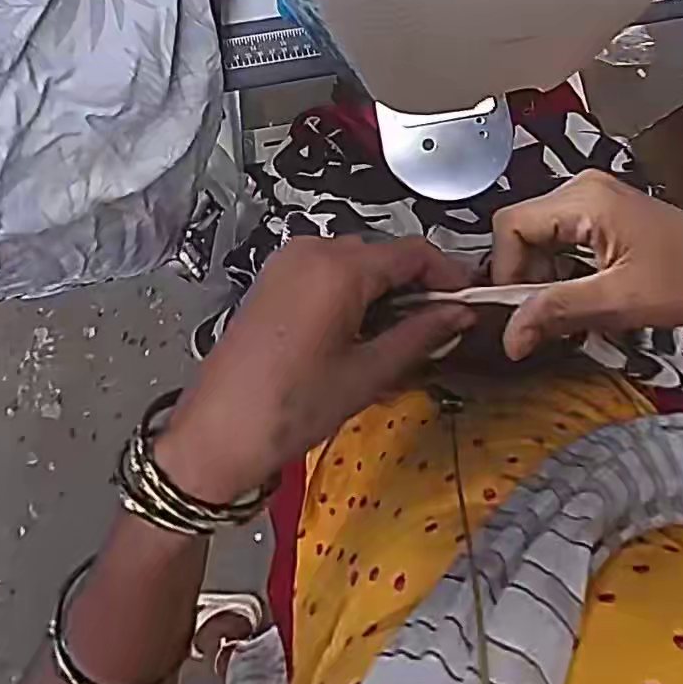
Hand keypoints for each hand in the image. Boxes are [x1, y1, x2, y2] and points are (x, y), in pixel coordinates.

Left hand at [156, 236, 475, 502]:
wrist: (215, 433)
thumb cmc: (290, 407)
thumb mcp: (367, 373)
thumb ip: (420, 334)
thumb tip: (459, 313)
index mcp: (339, 268)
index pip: (413, 252)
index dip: (448, 274)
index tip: (467, 299)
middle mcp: (312, 250)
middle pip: (384, 254)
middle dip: (415, 285)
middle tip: (438, 326)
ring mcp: (289, 261)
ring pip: (357, 262)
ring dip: (384, 290)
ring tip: (397, 336)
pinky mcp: (275, 276)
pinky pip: (328, 270)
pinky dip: (353, 291)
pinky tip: (358, 330)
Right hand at [490, 170, 682, 358]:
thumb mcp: (619, 302)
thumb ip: (557, 312)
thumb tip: (510, 336)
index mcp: (585, 198)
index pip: (511, 225)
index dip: (504, 270)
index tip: (517, 310)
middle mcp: (583, 189)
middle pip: (521, 230)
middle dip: (524, 276)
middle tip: (541, 316)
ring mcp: (592, 199)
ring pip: (537, 237)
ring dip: (541, 278)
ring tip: (564, 310)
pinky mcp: (601, 214)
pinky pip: (558, 240)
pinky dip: (558, 272)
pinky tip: (577, 296)